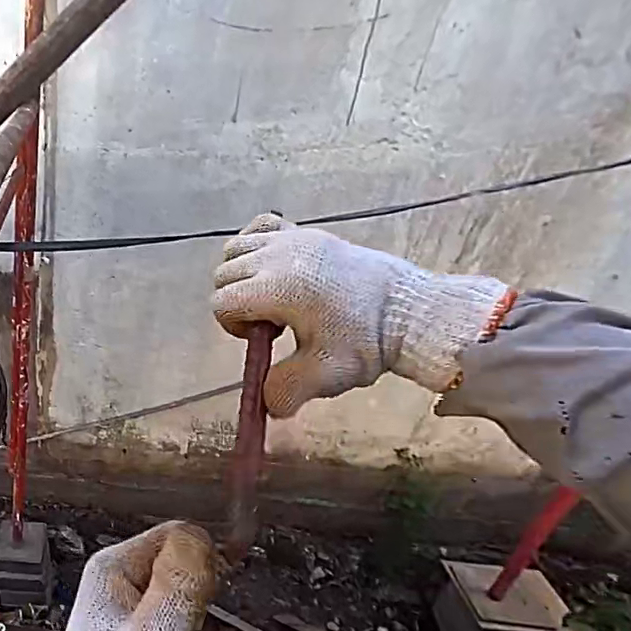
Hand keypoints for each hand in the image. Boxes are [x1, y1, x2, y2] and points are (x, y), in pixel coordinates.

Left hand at [18, 521, 215, 630]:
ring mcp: (118, 602)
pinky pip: (166, 610)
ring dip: (188, 610)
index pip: (177, 533)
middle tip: (187, 627)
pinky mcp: (126, 627)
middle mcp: (112, 577)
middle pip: (177, 557)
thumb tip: (199, 537)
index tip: (206, 596)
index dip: (202, 560)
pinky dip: (179, 627)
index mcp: (113, 567)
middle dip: (195, 588)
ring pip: (175, 585)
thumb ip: (181, 581)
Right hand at [211, 214, 513, 415]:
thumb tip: (265, 405)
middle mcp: (279, 255)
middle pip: (225, 274)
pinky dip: (256, 243)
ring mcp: (294, 238)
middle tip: (273, 323)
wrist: (408, 312)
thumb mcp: (324, 376)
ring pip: (237, 249)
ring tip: (274, 297)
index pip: (222, 301)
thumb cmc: (366, 342)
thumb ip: (285, 390)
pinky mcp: (309, 233)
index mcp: (277, 287)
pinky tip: (273, 266)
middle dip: (237, 302)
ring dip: (242, 275)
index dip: (234, 326)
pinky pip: (263, 226)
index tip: (264, 339)